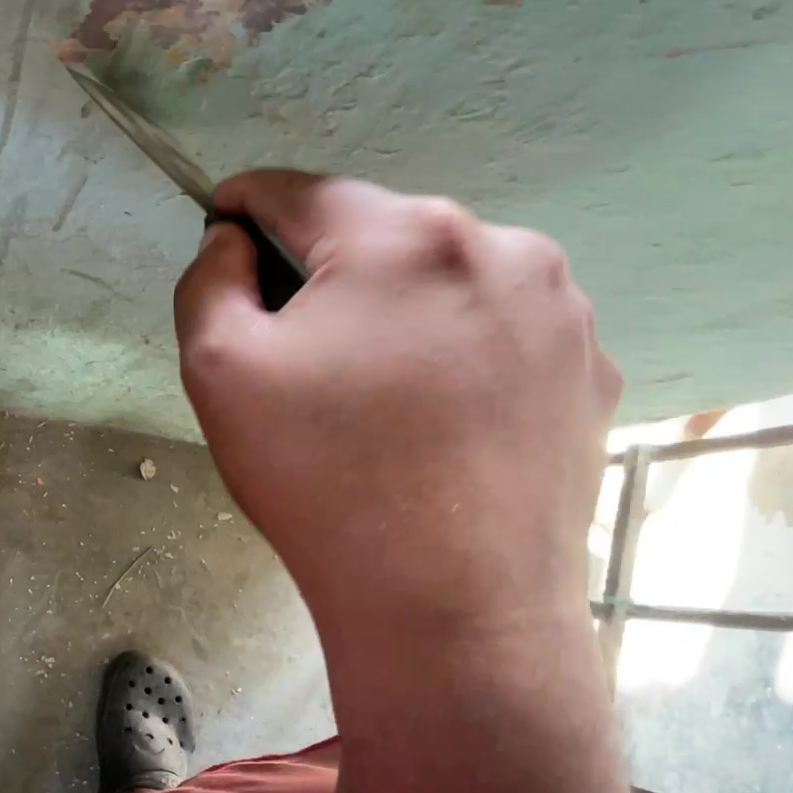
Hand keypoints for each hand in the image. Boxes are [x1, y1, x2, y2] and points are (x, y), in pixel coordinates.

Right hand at [175, 171, 620, 629]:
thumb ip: (206, 279)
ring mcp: (561, 308)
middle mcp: (501, 246)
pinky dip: (444, 350)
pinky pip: (492, 329)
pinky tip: (422, 419)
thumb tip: (232, 241)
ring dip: (385, 309)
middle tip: (284, 351)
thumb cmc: (317, 474)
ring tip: (358, 393)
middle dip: (317, 272)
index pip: (298, 190)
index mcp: (402, 236)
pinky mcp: (586, 369)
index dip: (240, 206)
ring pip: (437, 280)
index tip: (216, 230)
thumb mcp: (217, 367)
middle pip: (373, 233)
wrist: (449, 602)